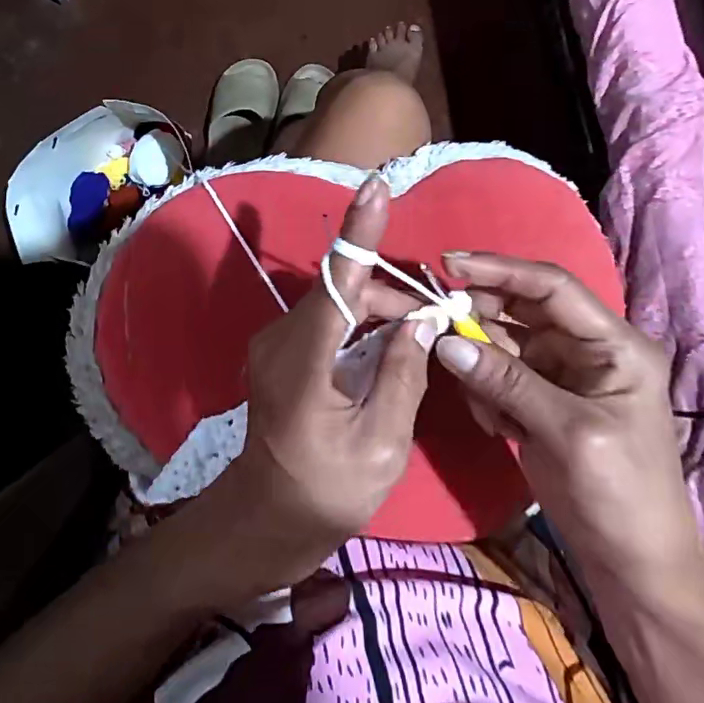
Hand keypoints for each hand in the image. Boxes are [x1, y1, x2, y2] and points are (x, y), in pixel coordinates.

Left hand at [196, 174, 431, 599]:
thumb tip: (423, 321)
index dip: (359, 232)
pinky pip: (325, 319)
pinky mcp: (280, 349)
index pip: (337, 282)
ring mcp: (275, 342)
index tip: (377, 186)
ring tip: (418, 333)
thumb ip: (402, 374)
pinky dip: (359, 321)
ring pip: (335, 302)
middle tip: (436, 318)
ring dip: (378, 309)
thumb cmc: (327, 491)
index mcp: (304, 361)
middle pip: (342, 290)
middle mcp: (281, 338)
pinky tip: (388, 341)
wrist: (267, 516)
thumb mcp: (381, 444)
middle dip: (391, 293)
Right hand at [432, 254, 703, 588]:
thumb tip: (445, 340)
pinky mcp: (540, 397)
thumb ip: (506, 382)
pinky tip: (500, 428)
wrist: (632, 565)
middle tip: (445, 338)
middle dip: (481, 320)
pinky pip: (496, 373)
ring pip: (501, 341)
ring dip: (482, 367)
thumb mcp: (567, 433)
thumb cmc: (620, 494)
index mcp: (614, 344)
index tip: (449, 265)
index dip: (500, 270)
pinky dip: (486, 392)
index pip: (551, 286)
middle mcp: (587, 348)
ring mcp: (562, 372)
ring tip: (491, 414)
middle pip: (520, 309)